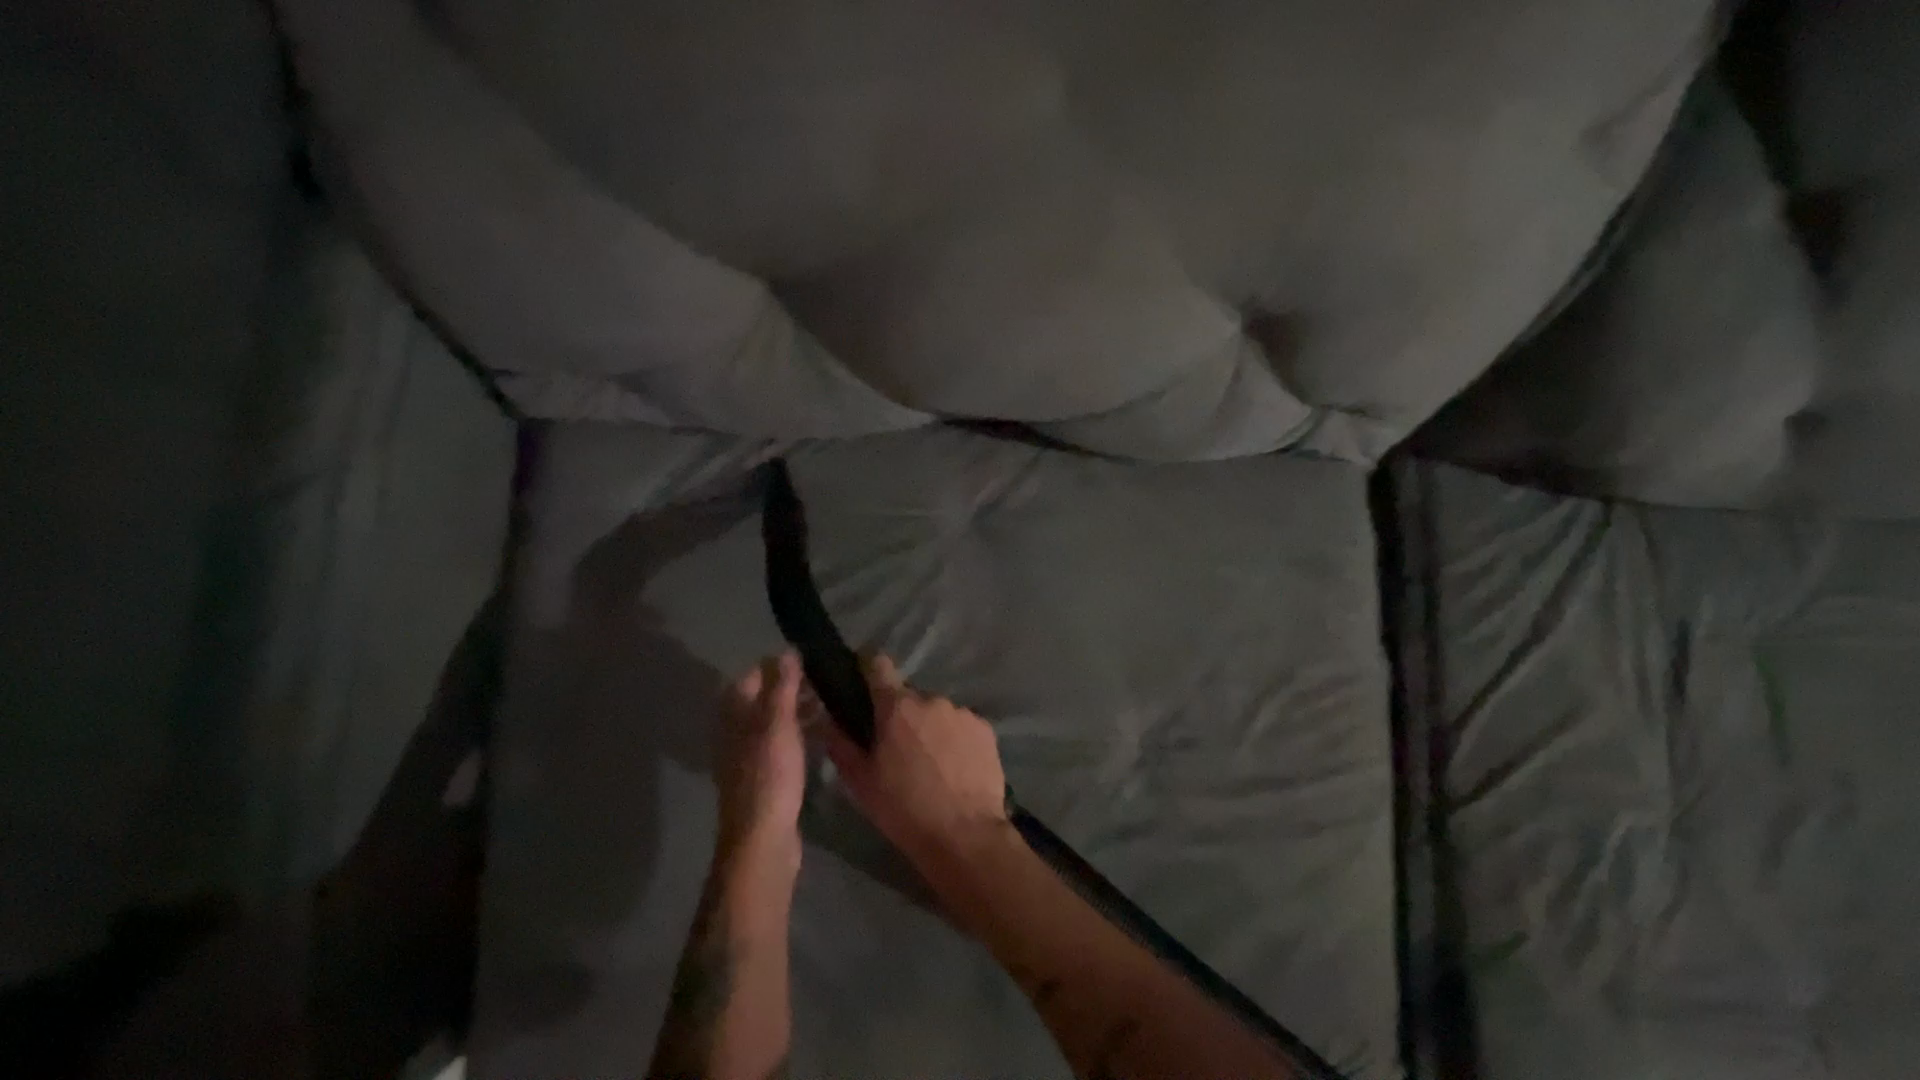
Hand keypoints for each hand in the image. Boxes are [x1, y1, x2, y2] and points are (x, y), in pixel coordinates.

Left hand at [715, 653, 806, 868]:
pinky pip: (783, 747)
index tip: (812, 660)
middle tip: (827, 682)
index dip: (779, 665)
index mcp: (735, 716)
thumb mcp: (778, 725)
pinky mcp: (765, 779)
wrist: (763, 839)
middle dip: (793, 688)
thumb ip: (782, 687)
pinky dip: (800, 737)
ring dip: (799, 712)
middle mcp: (737, 733)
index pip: (753, 676)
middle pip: (764, 700)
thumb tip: (787, 651)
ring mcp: (749, 758)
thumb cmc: (769, 775)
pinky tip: (824, 737)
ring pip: (775, 724)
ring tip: (832, 704)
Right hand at [812, 655, 1009, 867]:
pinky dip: (955, 740)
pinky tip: (955, 769)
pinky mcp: (986, 730)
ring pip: (937, 712)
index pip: (878, 665)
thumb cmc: (904, 809)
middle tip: (898, 749)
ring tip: (931, 765)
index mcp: (896, 706)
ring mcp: (962, 713)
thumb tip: (828, 719)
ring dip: (930, 728)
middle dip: (901, 715)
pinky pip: (962, 726)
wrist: (965, 836)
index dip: (868, 670)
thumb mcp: (860, 782)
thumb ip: (841, 744)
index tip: (863, 685)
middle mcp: (931, 699)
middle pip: (909, 697)